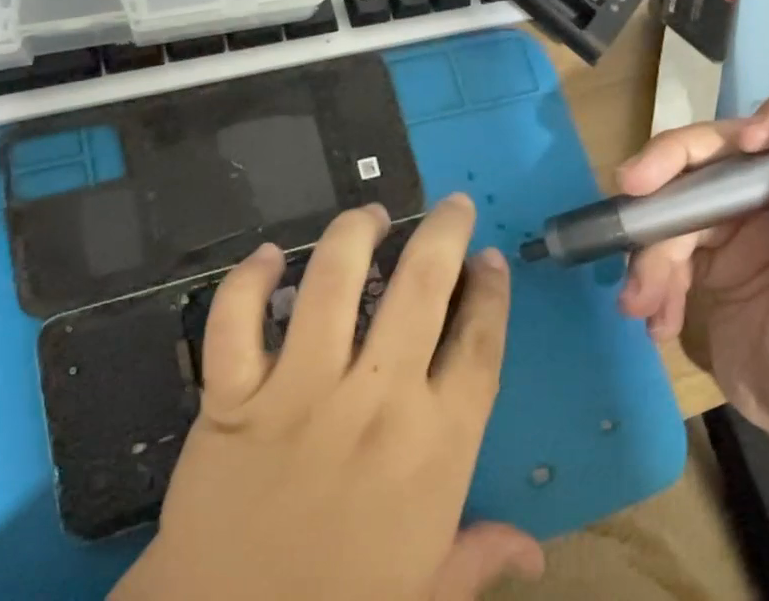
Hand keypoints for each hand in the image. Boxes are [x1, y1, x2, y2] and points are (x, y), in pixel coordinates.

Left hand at [112, 196, 543, 600]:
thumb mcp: (426, 588)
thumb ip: (481, 558)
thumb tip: (536, 550)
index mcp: (435, 445)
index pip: (479, 346)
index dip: (490, 295)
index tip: (489, 259)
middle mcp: (376, 401)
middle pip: (421, 292)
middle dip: (442, 236)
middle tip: (450, 205)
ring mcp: (300, 392)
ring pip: (331, 285)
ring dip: (354, 236)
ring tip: (369, 213)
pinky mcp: (233, 396)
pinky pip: (236, 320)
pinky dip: (247, 280)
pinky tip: (268, 254)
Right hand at [616, 92, 768, 489]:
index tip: (745, 142)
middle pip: (738, 150)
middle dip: (679, 164)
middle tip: (632, 186)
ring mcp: (755, 227)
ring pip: (691, 194)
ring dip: (655, 241)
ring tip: (642, 297)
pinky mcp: (717, 255)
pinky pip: (670, 240)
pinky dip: (653, 273)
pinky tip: (651, 313)